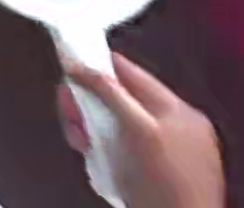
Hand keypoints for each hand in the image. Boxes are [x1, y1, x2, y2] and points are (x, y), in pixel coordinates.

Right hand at [58, 55, 224, 207]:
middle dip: (84, 99)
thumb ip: (109, 92)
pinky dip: (92, 139)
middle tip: (69, 110)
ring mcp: (154, 145)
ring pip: (104, 116)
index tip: (66, 66)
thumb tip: (75, 65)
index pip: (127, 70)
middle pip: (110, 93)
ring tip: (77, 136)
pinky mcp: (140, 163)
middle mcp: (167, 123)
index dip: (95, 63)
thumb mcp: (139, 129)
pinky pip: (108, 137)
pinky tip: (86, 149)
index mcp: (177, 110)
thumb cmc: (165, 179)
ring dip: (83, 121)